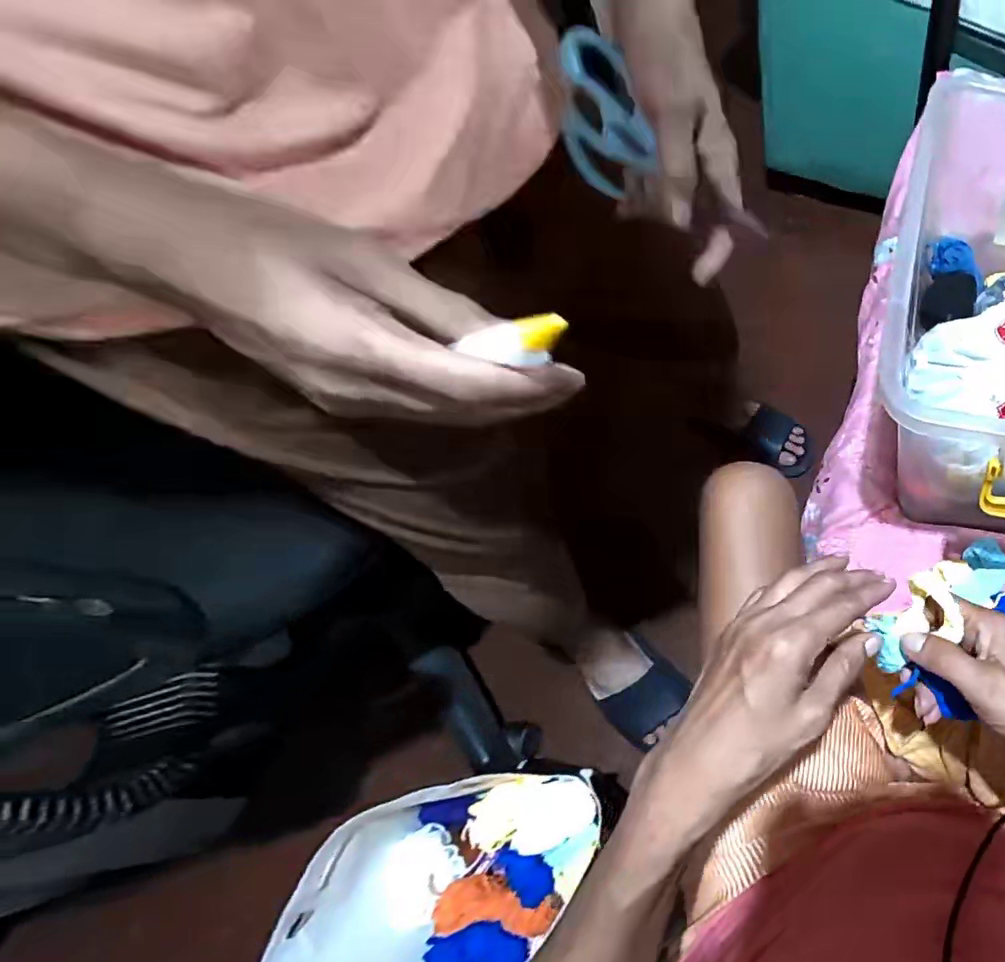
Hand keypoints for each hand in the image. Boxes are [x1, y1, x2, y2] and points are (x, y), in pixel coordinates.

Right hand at [83, 162, 584, 423]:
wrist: (167, 251)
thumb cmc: (267, 238)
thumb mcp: (369, 262)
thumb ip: (445, 310)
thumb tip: (513, 340)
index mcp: (363, 353)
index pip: (472, 389)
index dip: (530, 388)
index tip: (574, 376)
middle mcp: (360, 394)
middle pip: (469, 411)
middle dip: (527, 399)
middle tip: (569, 379)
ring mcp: (349, 404)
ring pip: (452, 417)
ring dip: (504, 404)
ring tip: (545, 382)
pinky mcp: (343, 402)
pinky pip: (427, 411)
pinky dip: (471, 401)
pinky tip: (493, 383)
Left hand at [611, 0, 745, 283]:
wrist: (637, 1)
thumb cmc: (662, 55)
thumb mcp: (669, 114)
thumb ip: (676, 170)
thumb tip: (680, 224)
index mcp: (718, 158)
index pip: (728, 218)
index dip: (716, 249)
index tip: (698, 277)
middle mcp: (701, 160)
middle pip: (698, 211)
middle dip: (674, 227)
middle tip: (643, 232)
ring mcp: (674, 148)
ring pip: (669, 195)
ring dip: (649, 208)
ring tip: (625, 212)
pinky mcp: (649, 133)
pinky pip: (647, 173)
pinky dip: (634, 186)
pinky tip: (620, 195)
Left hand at [636, 557, 893, 837]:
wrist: (695, 762)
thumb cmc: (759, 747)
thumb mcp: (811, 716)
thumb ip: (841, 670)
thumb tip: (870, 637)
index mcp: (791, 644)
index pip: (840, 606)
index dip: (868, 593)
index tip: (891, 584)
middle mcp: (767, 622)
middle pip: (816, 586)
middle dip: (850, 576)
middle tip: (876, 574)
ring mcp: (744, 622)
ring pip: (788, 581)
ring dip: (819, 570)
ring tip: (843, 562)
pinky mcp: (730, 629)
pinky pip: (765, 593)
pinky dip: (789, 581)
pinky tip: (799, 583)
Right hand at [903, 601, 1004, 773]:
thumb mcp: (977, 681)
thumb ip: (941, 657)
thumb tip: (904, 636)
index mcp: (987, 623)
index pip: (942, 604)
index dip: (917, 620)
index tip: (898, 646)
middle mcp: (983, 634)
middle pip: (936, 635)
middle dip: (920, 662)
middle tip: (908, 686)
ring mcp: (981, 658)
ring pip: (938, 660)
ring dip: (926, 684)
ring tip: (925, 711)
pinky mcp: (979, 681)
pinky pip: (948, 679)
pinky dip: (937, 695)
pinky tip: (933, 715)